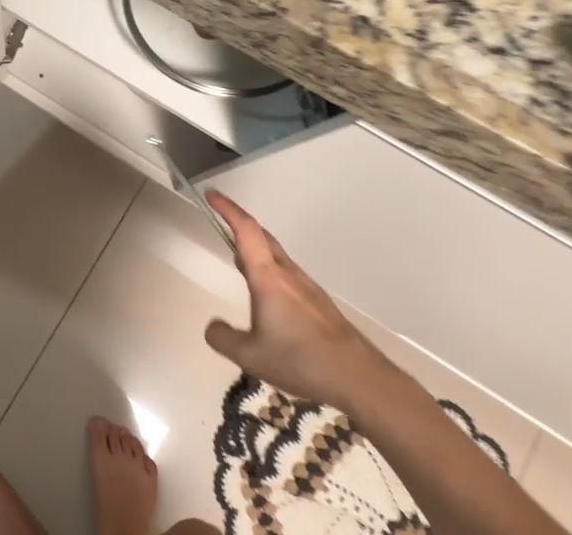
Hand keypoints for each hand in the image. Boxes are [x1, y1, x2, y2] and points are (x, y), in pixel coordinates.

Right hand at [201, 190, 399, 414]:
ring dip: (256, 250)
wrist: (359, 378)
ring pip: (277, 257)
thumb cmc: (301, 360)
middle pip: (263, 237)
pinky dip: (269, 271)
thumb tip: (212, 326)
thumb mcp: (250, 355)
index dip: (227, 209)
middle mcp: (288, 275)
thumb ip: (223, 338)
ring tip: (239, 262)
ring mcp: (307, 288)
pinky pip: (287, 275)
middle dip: (240, 224)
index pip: (246, 231)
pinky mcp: (319, 305)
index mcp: (268, 278)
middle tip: (220, 223)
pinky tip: (268, 298)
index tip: (211, 194)